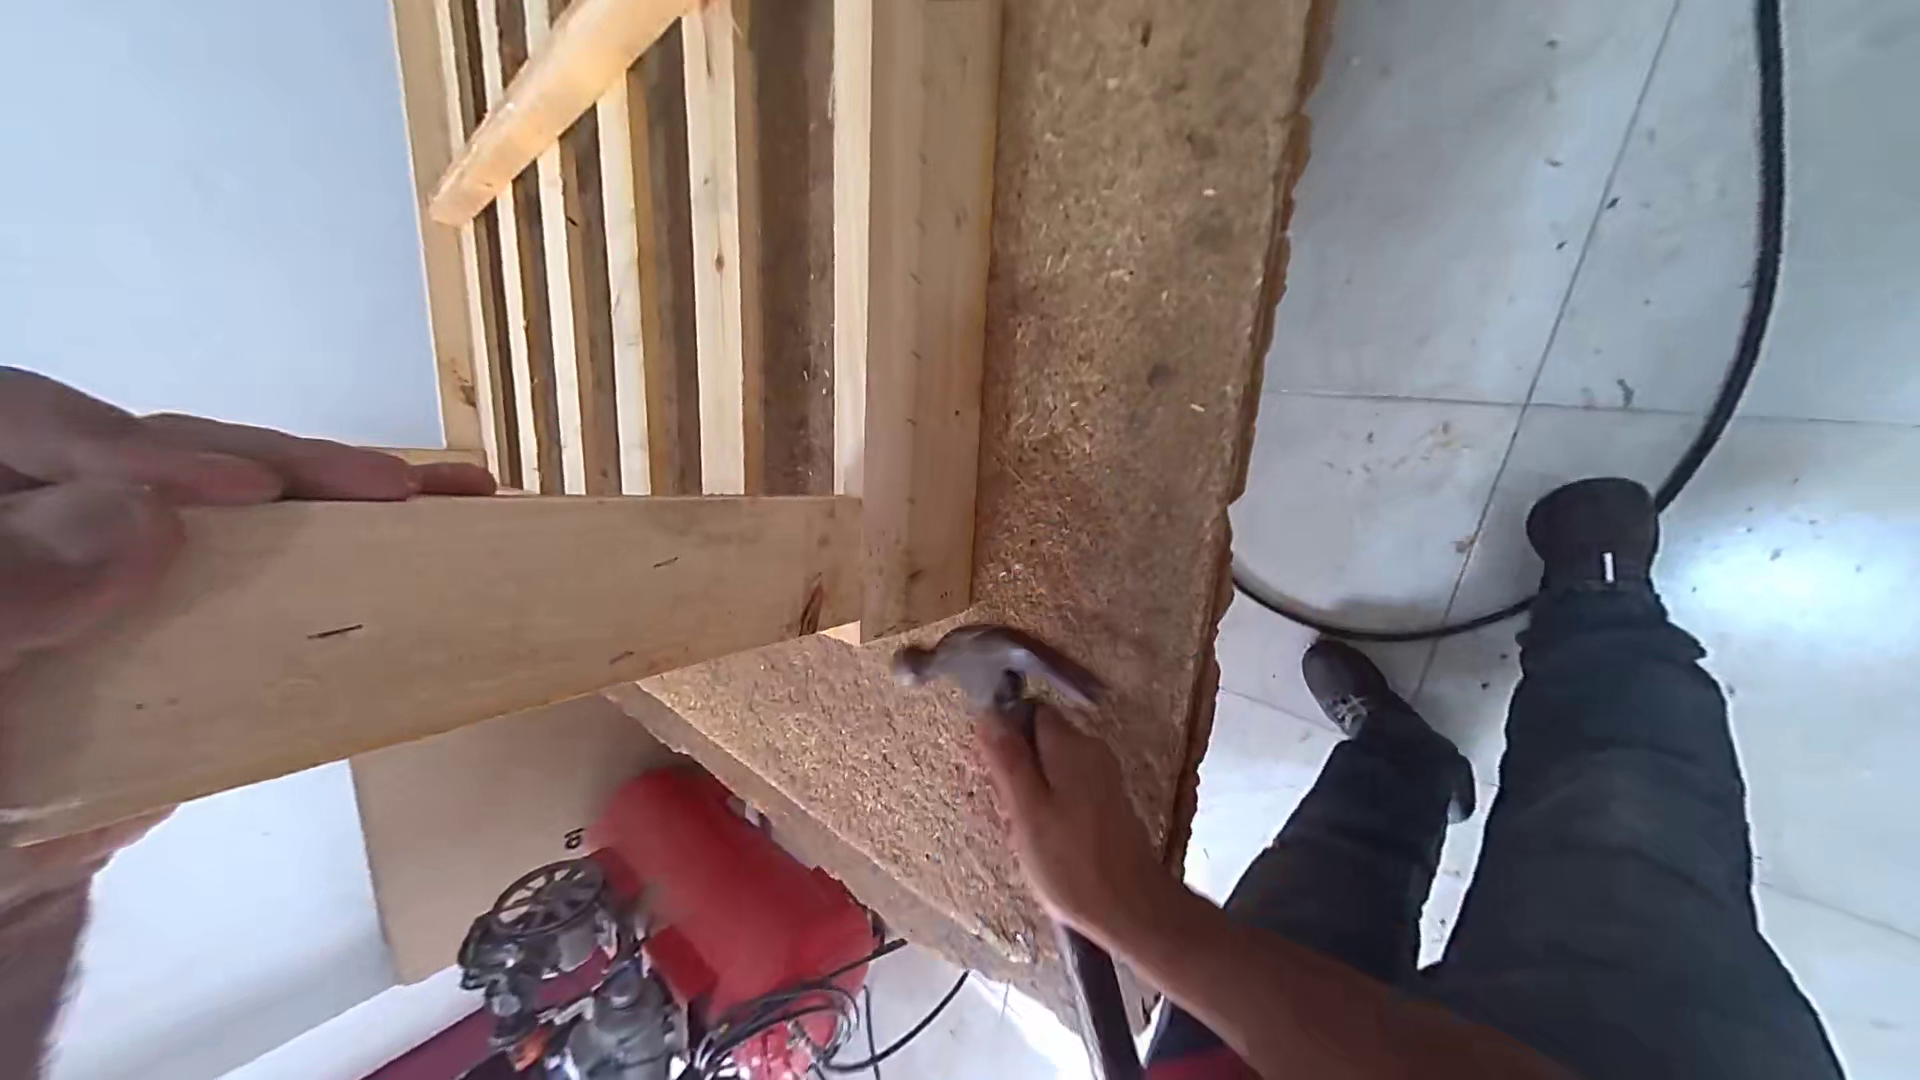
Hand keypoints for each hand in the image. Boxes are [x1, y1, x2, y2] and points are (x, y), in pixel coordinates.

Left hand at [0, 367, 495, 899]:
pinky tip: (444, 521)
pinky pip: (306, 550)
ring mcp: (162, 556)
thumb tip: (134, 521)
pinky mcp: (235, 595)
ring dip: (361, 490)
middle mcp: (69, 515)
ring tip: (458, 492)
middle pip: (181, 454)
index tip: (248, 490)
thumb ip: (1, 611)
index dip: (139, 444)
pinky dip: (378, 534)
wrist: (10, 874)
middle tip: (393, 487)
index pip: (31, 431)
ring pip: (261, 497)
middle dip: (296, 466)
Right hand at [974, 705, 1174, 943]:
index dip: (1006, 732)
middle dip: (1019, 764)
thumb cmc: (1071, 862)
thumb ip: (1007, 759)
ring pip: (1053, 763)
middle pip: (1041, 736)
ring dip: (1034, 786)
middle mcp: (1091, 749)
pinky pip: (1069, 783)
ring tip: (1026, 828)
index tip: (994, 769)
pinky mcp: (1109, 799)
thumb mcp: (1026, 811)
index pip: (1031, 711)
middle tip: (1009, 807)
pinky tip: (1048, 836)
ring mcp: (1104, 773)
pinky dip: (1053, 801)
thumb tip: (989, 714)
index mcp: (1070, 744)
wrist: (1133, 910)